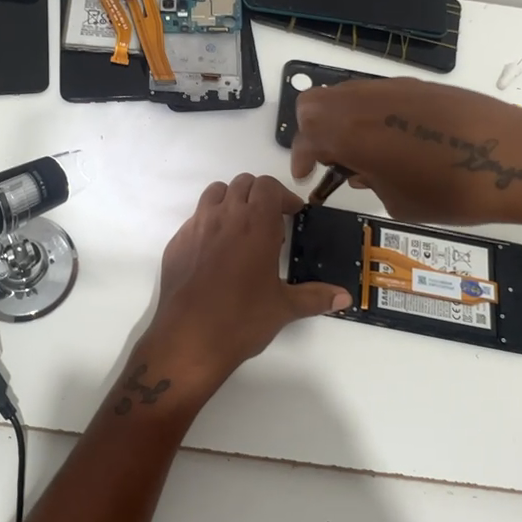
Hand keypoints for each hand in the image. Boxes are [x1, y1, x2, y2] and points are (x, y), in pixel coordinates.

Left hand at [141, 175, 350, 387]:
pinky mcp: (177, 242)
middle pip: (243, 183)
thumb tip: (344, 297)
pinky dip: (210, 223)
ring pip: (215, 193)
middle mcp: (225, 216)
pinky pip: (196, 218)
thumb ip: (315, 296)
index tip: (291, 213)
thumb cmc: (242, 319)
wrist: (189, 337)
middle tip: (270, 222)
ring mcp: (197, 226)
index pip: (268, 186)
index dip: (283, 196)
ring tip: (241, 229)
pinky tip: (216, 253)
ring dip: (232, 201)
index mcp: (256, 224)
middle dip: (259, 195)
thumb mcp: (284, 308)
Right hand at [289, 77, 521, 228]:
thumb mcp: (399, 202)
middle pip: (314, 102)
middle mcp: (365, 101)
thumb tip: (361, 169)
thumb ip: (369, 181)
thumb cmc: (453, 192)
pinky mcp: (421, 85)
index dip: (299, 159)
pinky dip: (371, 114)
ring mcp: (394, 88)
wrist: (518, 159)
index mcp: (351, 132)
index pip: (305, 137)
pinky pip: (379, 94)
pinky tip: (398, 142)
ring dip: (342, 119)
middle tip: (329, 160)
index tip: (306, 176)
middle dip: (312, 131)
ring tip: (365, 153)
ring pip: (346, 93)